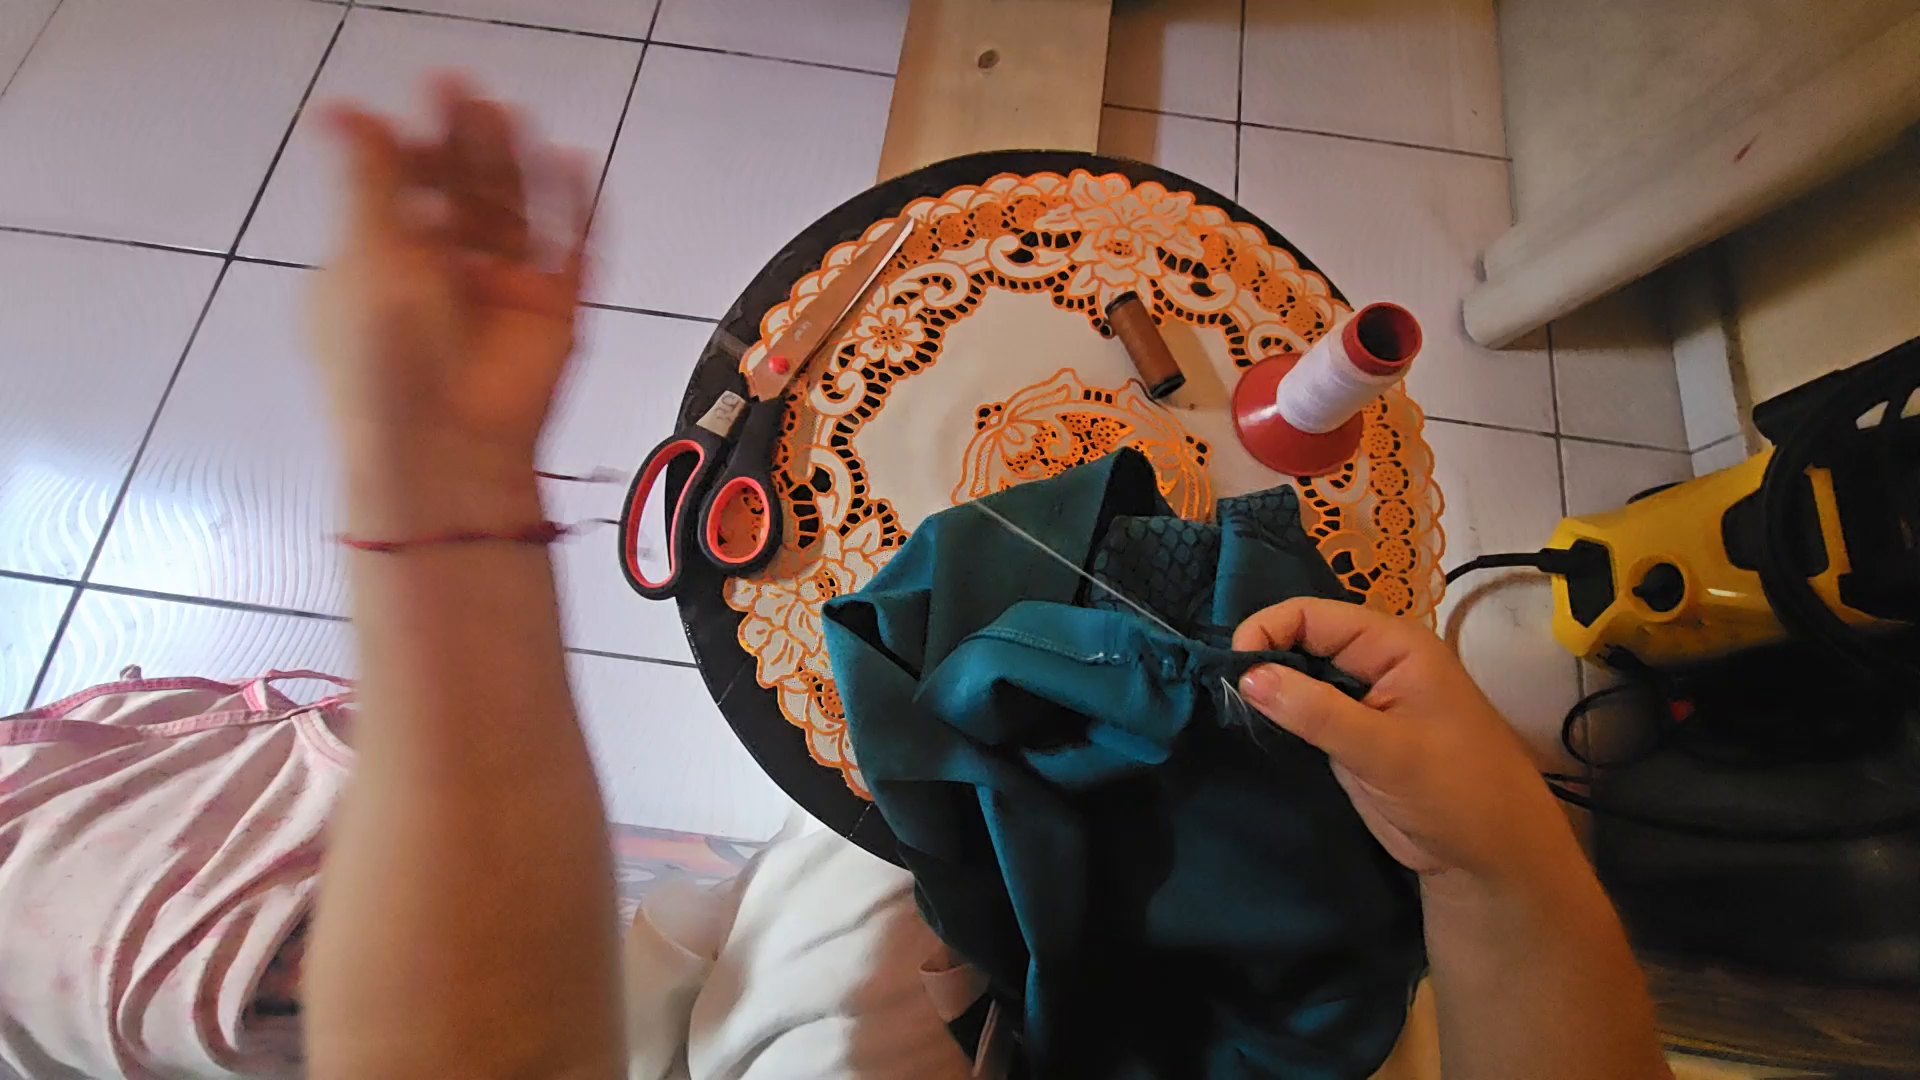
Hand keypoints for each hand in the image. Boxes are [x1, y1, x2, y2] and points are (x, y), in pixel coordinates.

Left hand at [309, 74, 592, 533]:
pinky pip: (575, 251)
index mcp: (391, 263)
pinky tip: (573, 161)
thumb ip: (368, 186)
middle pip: (467, 195)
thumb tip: (349, 111)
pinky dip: (579, 210)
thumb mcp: (364, 263)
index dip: (408, 151)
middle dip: (464, 144)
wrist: (452, 442)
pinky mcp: (559, 311)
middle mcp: (453, 273)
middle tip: (462, 88)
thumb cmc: (387, 360)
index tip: (406, 117)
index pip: (405, 193)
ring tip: (511, 114)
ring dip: (518, 166)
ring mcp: (510, 292)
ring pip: (522, 216)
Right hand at [1234, 598, 1582, 891]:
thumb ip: (1315, 710)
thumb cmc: (1457, 795)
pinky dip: (1278, 710)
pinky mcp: (1349, 728)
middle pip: (1300, 637)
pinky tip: (1255, 722)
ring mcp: (1361, 695)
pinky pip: (1302, 704)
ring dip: (1266, 686)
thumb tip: (1245, 676)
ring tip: (1234, 707)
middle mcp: (1374, 660)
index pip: (1311, 615)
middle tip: (1227, 692)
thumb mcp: (1386, 751)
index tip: (1234, 669)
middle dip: (1262, 657)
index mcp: (1392, 645)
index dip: (1267, 631)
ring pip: (1297, 671)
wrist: (1493, 863)